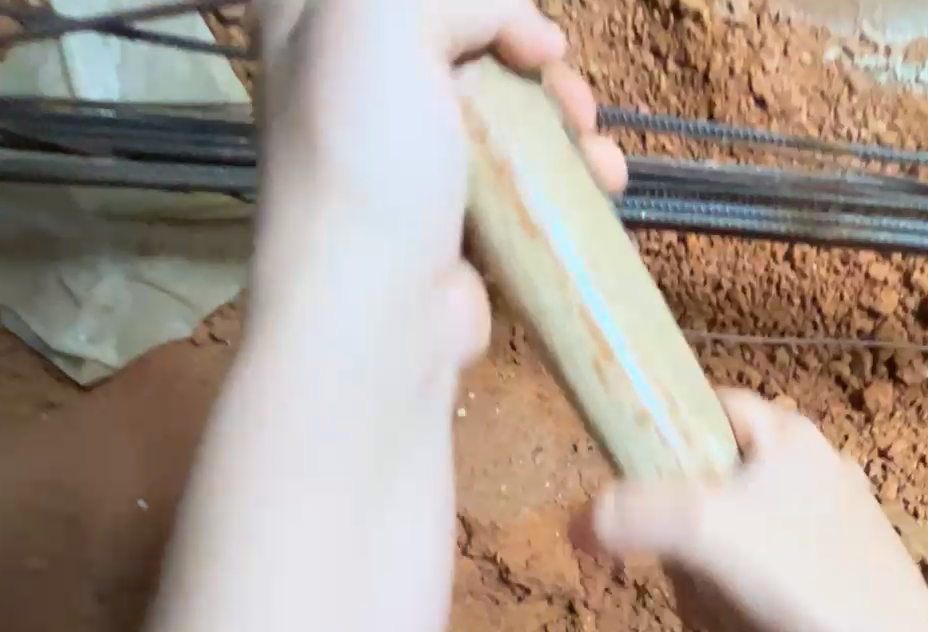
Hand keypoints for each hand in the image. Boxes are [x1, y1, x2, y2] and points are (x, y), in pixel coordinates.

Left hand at [246, 0, 625, 391]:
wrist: (382, 305)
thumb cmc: (367, 160)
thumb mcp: (382, 21)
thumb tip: (539, 37)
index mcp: (323, 24)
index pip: (417, 0)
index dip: (479, 5)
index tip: (524, 32)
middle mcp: (372, 89)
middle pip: (475, 52)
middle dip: (539, 68)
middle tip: (569, 98)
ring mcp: (424, 162)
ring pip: (513, 119)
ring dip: (571, 128)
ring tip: (599, 153)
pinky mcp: (469, 222)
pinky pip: (529, 184)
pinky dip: (572, 181)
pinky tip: (604, 186)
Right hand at [577, 391, 927, 631]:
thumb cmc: (804, 578)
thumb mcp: (704, 531)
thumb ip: (632, 514)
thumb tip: (574, 524)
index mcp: (792, 435)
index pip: (712, 404)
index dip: (666, 431)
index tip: (634, 478)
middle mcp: (820, 466)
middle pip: (723, 469)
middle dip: (685, 516)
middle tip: (671, 559)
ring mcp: (838, 518)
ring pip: (747, 523)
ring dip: (713, 561)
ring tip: (708, 605)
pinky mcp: (846, 566)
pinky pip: (775, 561)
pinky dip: (748, 586)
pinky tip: (745, 622)